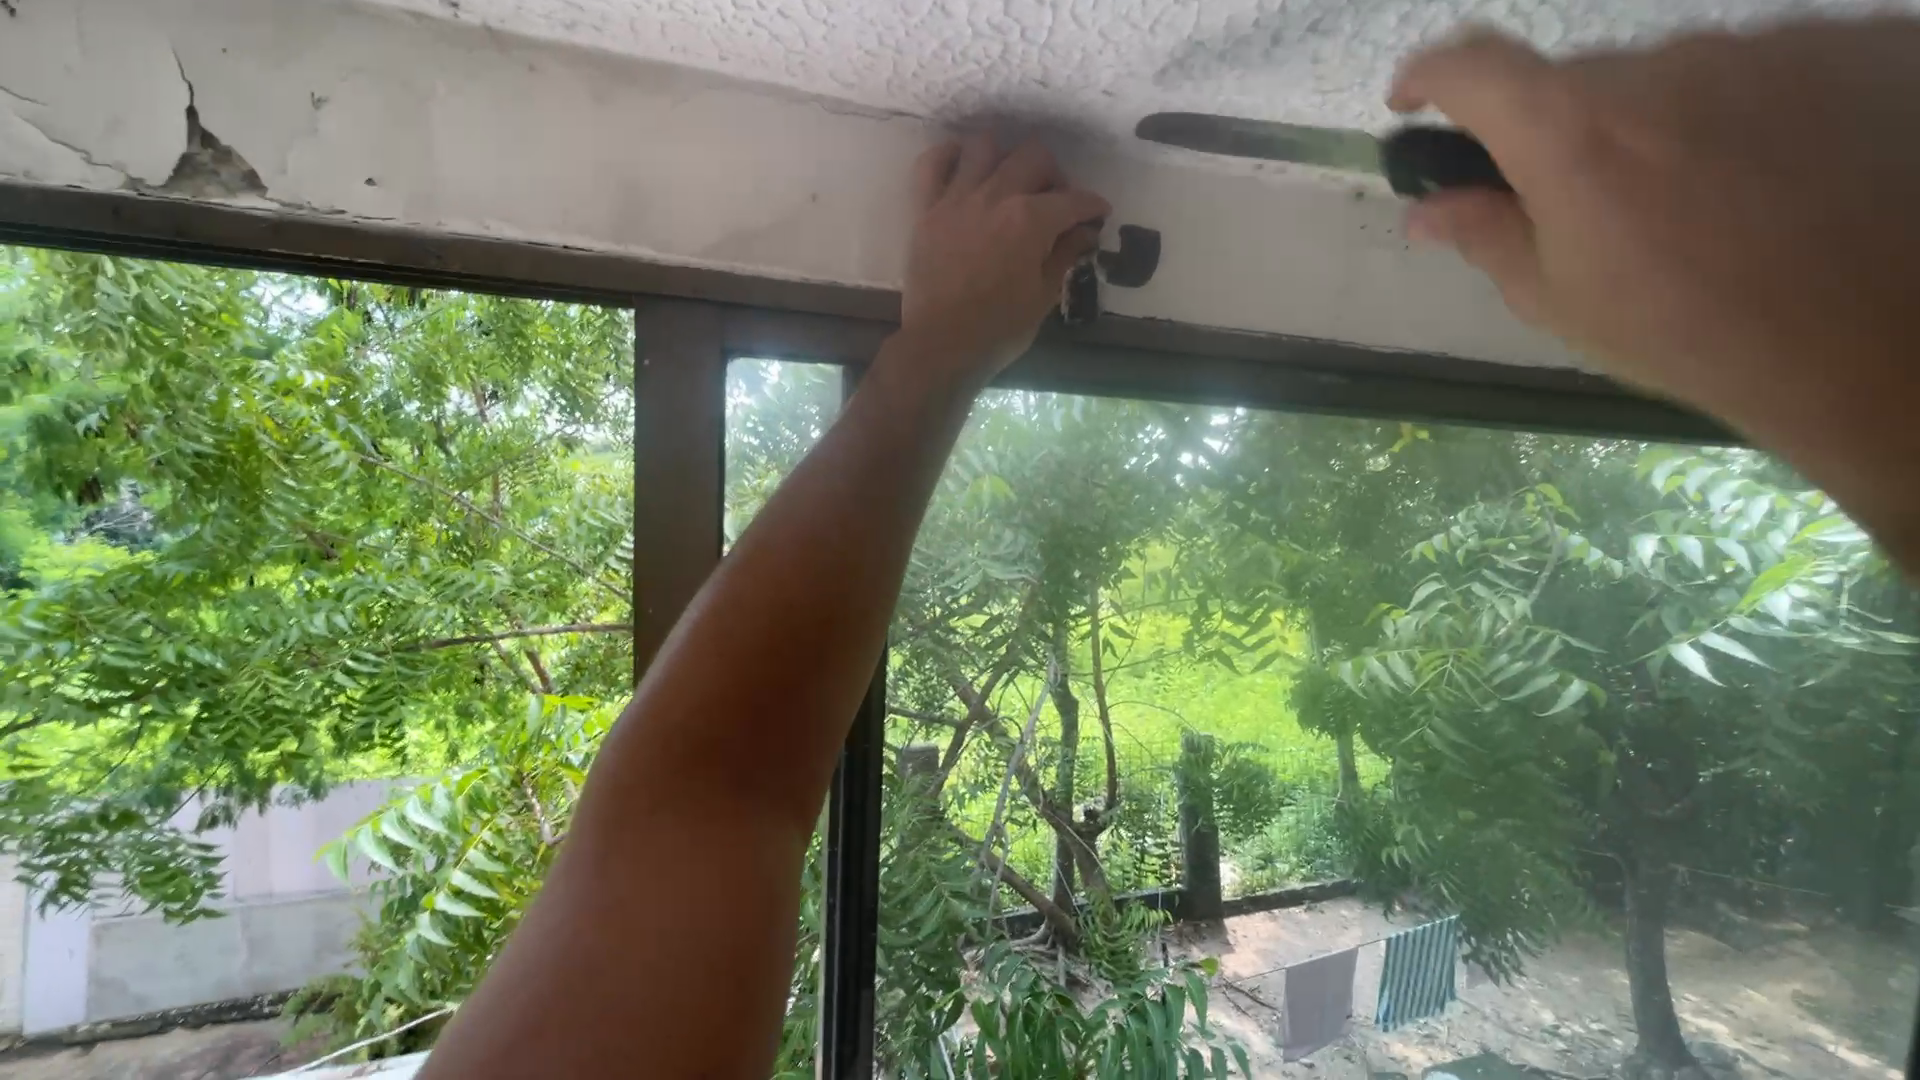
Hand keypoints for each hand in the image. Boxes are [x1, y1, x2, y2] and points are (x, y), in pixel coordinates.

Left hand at [895, 134, 1110, 385]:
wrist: (941, 346)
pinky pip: (931, 163)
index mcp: (1031, 220)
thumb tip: (1085, 232)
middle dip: (1054, 175)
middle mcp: (996, 196)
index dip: (1092, 206)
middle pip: (1034, 157)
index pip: (1073, 200)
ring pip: (984, 147)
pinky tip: (963, 169)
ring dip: (1004, 159)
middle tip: (1054, 202)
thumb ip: (1064, 256)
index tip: (1097, 215)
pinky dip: (949, 158)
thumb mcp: (1042, 297)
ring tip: (1009, 183)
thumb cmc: (998, 330)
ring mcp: (957, 199)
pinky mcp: (925, 210)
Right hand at [1391, 19, 1919, 560]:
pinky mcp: (1863, 40)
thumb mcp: (1554, 296)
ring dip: (1649, 122)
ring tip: (1685, 200)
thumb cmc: (1679, 328)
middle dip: (1554, 130)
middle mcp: (1668, 65)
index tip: (1411, 102)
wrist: (1873, 336)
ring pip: (1672, 73)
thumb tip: (1425, 211)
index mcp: (1573, 132)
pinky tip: (1764, 176)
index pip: (1474, 66)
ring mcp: (1774, 44)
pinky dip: (1738, 111)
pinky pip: (1764, 66)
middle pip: (1578, 79)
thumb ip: (1483, 234)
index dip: (1429, 75)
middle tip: (1574, 202)